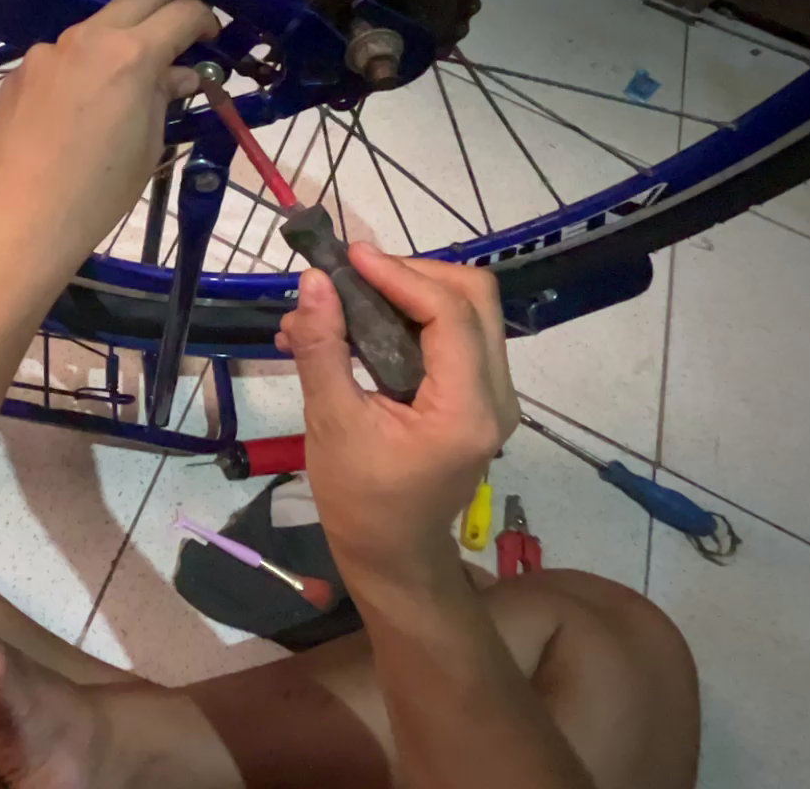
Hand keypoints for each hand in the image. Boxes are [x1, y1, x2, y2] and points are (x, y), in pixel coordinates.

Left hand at [0, 0, 217, 303]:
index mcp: (131, 55)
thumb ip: (165, 97)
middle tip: (178, 38)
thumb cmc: (98, 194)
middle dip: (167, 6)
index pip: (181, 12)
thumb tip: (180, 74)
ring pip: (96, 25)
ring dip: (120, 38)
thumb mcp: (148, 146)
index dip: (204, 19)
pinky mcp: (20, 72)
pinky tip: (79, 107)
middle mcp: (87, 38)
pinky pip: (62, 55)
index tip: (210, 38)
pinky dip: (83, 65)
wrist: (22, 220)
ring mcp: (47, 51)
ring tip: (125, 81)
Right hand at [277, 243, 519, 592]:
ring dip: (404, 291)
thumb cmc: (359, 497)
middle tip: (351, 276)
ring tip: (340, 301)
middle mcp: (495, 395)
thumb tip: (314, 282)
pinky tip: (351, 327)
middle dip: (410, 273)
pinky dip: (403, 317)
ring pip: (463, 310)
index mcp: (466, 410)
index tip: (348, 257)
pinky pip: (449, 334)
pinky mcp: (472, 395)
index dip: (400, 275)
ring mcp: (489, 395)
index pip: (450, 315)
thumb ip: (322, 348)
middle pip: (473, 298)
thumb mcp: (330, 421)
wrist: (390, 552)